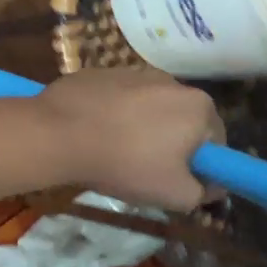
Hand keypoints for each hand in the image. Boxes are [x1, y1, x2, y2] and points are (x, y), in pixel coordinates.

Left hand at [37, 67, 223, 211]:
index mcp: (196, 104)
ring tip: (110, 148)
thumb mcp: (178, 195)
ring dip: (134, 124)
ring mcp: (124, 71)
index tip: (176, 176)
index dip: (199, 162)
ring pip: (141, 106)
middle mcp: (165, 79)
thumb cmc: (124, 164)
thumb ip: (206, 191)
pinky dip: (104, 111)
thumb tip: (210, 183)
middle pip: (176, 118)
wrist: (54, 134)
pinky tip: (87, 131)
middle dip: (166, 140)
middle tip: (142, 165)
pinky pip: (109, 97)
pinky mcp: (90, 73)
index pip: (212, 138)